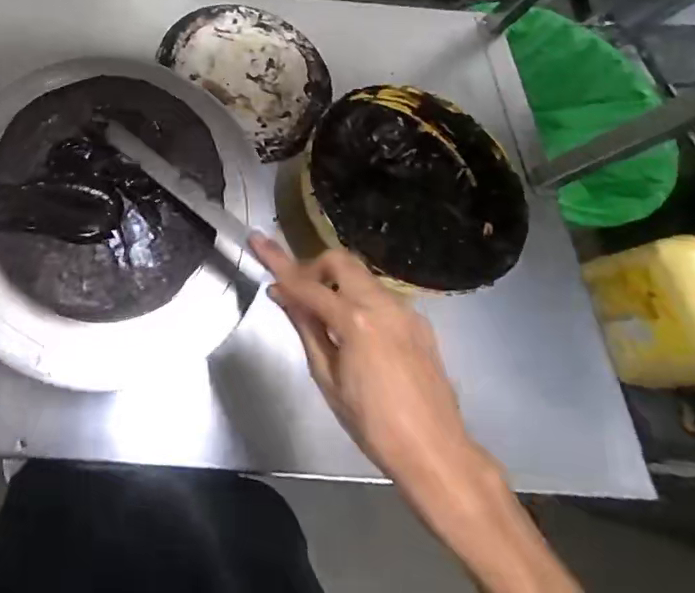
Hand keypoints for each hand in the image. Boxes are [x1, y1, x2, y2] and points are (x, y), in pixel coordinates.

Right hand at [252, 237, 581, 592]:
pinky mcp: (420, 323)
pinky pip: (382, 297)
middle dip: (314, 266)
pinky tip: (357, 333)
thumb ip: (306, 327)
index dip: (279, 265)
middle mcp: (383, 304)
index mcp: (355, 320)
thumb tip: (284, 296)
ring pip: (363, 276)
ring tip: (325, 314)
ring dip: (338, 283)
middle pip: (340, 261)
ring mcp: (406, 311)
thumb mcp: (327, 377)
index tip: (258, 242)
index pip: (307, 284)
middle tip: (297, 290)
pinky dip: (361, 300)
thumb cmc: (372, 423)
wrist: (435, 452)